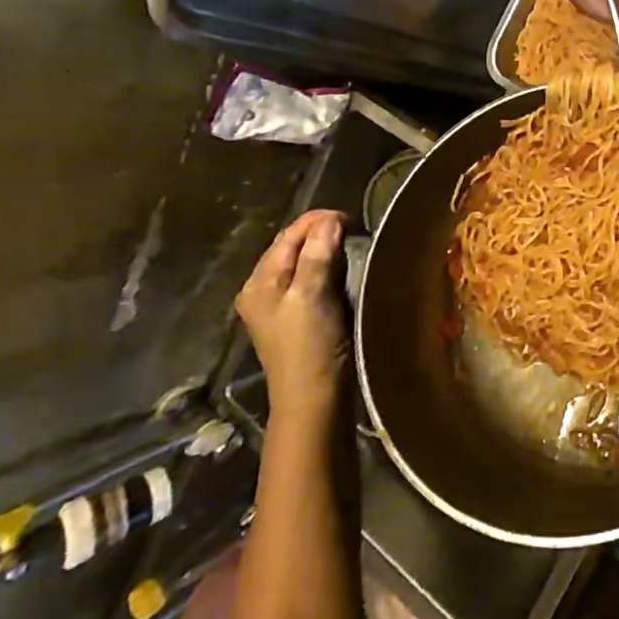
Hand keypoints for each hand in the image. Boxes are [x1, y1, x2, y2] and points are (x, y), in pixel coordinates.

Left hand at [236, 210, 348, 417]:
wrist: (314, 399)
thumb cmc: (309, 347)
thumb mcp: (311, 297)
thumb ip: (317, 256)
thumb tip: (329, 220)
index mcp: (260, 283)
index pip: (288, 236)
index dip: (318, 221)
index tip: (352, 218)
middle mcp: (265, 290)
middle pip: (294, 248)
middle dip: (323, 233)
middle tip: (358, 230)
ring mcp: (283, 306)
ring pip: (306, 264)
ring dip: (330, 251)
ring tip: (357, 246)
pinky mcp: (301, 318)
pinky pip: (315, 281)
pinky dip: (332, 269)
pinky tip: (350, 271)